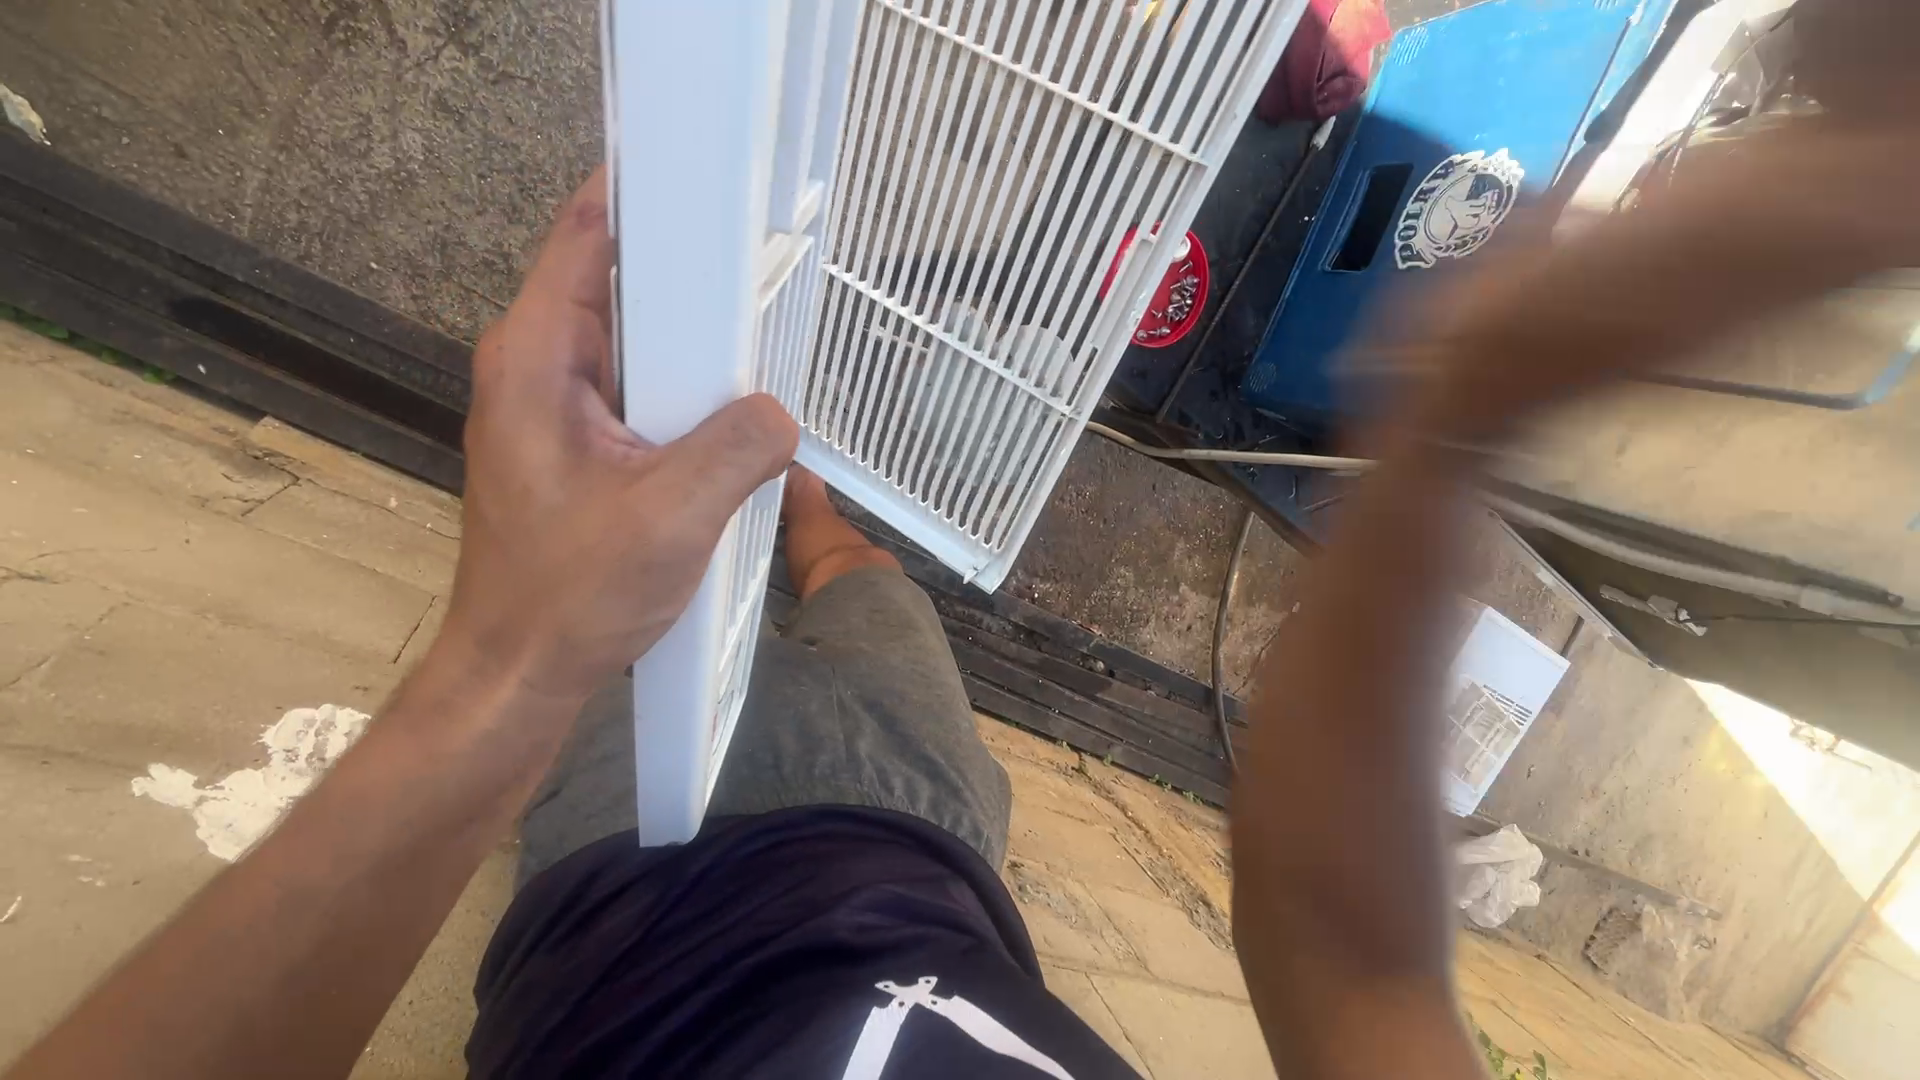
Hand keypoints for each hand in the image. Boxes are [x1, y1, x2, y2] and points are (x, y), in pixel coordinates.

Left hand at [438, 168, 798, 703]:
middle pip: (625, 288)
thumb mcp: (671, 518)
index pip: (588, 236)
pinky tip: (735, 422)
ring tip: (762, 359)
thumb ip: (736, 450)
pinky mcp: (586, 446)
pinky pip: (647, 395)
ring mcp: (563, 409)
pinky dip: (691, 399)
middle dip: (696, 286)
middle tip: (767, 285)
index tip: (715, 179)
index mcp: (537, 359)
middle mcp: (541, 369)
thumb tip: (779, 411)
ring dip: (700, 354)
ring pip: (642, 347)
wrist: (524, 671)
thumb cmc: (572, 596)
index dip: (649, 196)